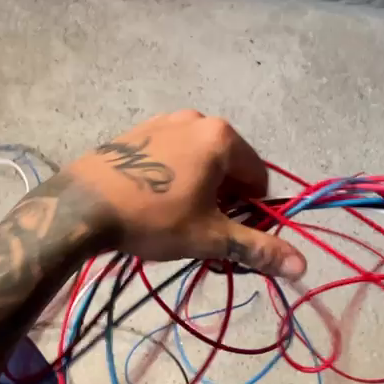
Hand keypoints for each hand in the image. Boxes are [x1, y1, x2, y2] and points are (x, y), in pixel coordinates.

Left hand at [63, 110, 306, 278]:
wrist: (82, 205)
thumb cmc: (153, 218)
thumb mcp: (208, 237)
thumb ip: (256, 247)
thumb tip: (302, 265)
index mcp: (221, 137)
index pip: (258, 177)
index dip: (251, 211)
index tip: (228, 234)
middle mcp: (196, 118)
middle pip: (228, 165)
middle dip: (224, 198)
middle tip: (201, 228)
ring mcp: (162, 121)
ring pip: (198, 159)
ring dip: (199, 187)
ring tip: (175, 217)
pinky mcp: (136, 131)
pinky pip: (170, 153)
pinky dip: (173, 175)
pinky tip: (152, 201)